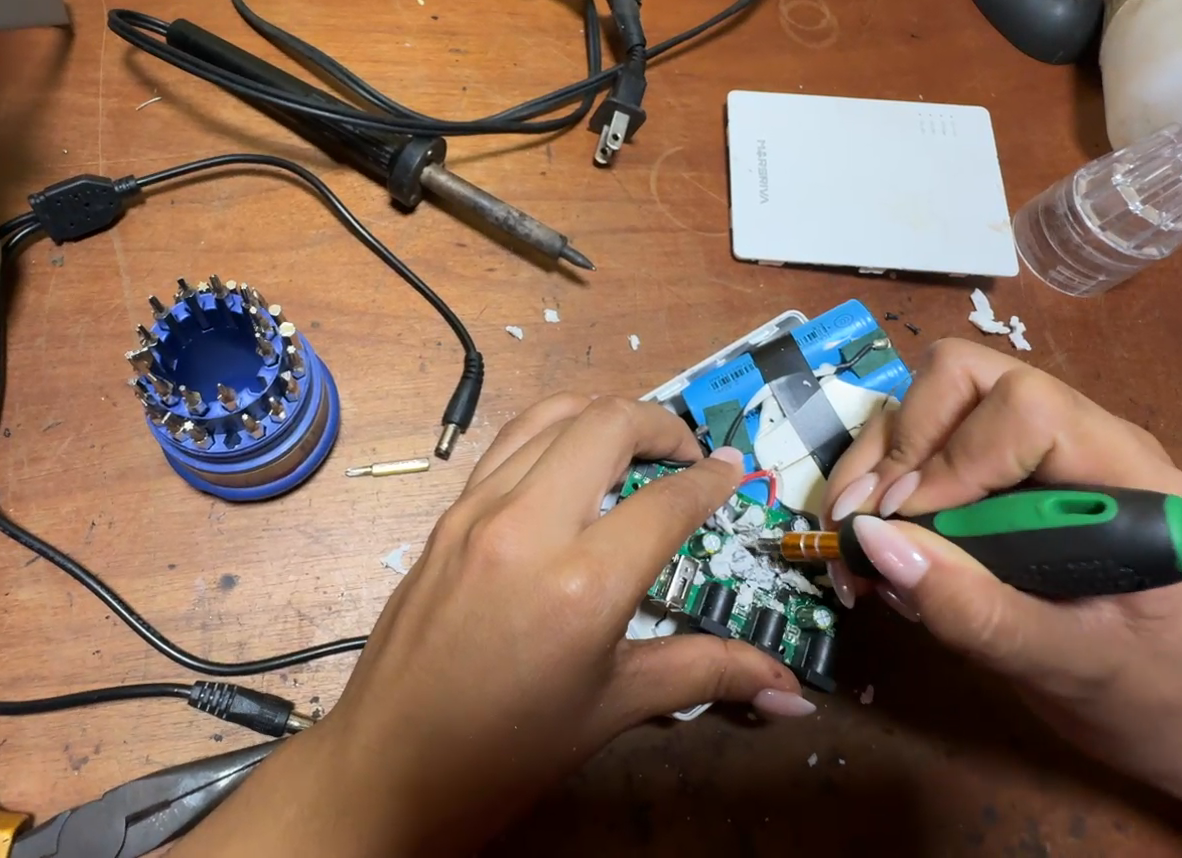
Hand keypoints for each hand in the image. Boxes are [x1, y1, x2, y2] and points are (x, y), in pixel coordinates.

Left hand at [183, 394, 812, 855]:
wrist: (388, 764)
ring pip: (550, 416)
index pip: (665, 502)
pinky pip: (507, 443)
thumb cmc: (507, 750)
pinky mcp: (447, 512)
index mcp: (581, 583)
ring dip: (601, 416)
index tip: (732, 473)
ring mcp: (477, 509)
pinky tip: (568, 463)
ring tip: (632, 445)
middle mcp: (528, 525)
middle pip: (605, 424)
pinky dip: (552, 432)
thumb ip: (705, 674)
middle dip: (659, 424)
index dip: (711, 480)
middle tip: (686, 456)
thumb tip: (793, 696)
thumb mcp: (612, 709)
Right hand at [820, 339, 1181, 803]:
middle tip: (864, 520)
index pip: (1028, 409)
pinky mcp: (986, 457)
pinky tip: (871, 534)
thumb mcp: (1070, 668)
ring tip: (853, 535)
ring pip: (922, 398)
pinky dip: (871, 477)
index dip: (954, 455)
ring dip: (871, 462)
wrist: (1164, 705)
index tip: (907, 522)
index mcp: (1132, 475)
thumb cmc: (1145, 690)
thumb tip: (873, 540)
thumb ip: (976, 611)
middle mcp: (1078, 436)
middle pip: (962, 376)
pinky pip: (910, 435)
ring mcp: (1027, 442)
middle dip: (899, 444)